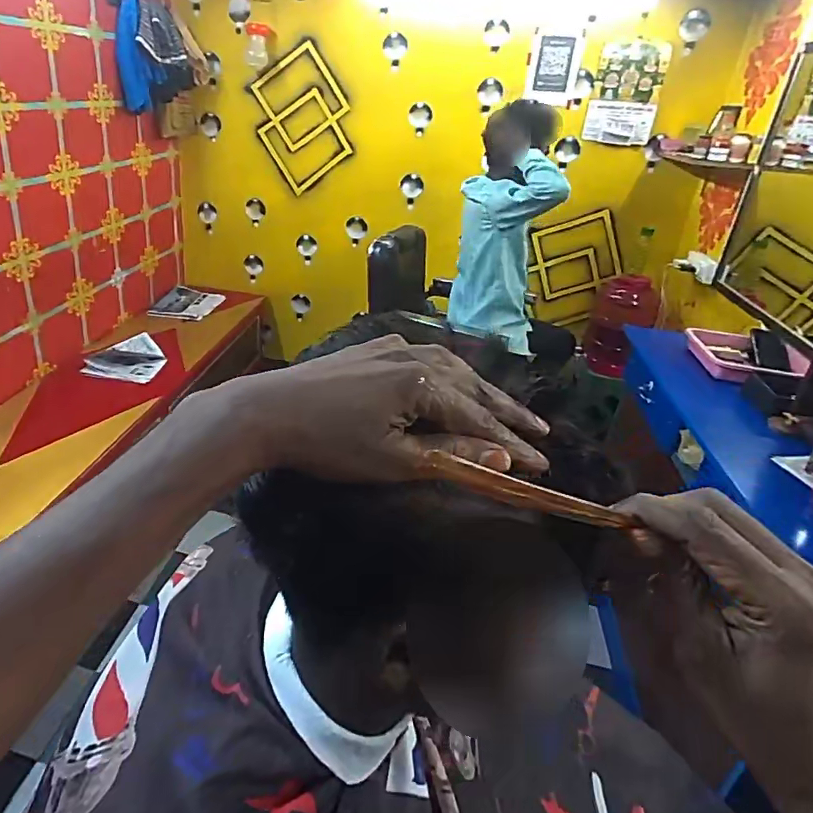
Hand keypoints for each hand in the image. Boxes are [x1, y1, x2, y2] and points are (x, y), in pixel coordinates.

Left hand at [196, 334, 549, 481]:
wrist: (269, 409)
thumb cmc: (330, 442)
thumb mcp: (392, 458)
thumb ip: (450, 455)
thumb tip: (504, 459)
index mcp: (424, 382)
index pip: (480, 420)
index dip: (513, 445)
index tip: (544, 466)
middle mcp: (417, 355)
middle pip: (473, 388)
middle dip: (508, 413)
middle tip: (543, 433)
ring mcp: (394, 346)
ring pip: (454, 368)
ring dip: (482, 392)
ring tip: (509, 410)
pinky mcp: (376, 347)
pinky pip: (429, 357)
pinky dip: (453, 374)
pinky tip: (457, 380)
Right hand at [606, 490, 812, 798]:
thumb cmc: (754, 721)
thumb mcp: (699, 653)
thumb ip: (672, 585)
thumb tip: (638, 534)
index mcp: (781, 597)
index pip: (705, 524)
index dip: (652, 510)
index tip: (612, 514)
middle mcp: (804, 572)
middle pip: (720, 507)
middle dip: (665, 507)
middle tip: (626, 526)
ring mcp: (811, 572)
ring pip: (732, 513)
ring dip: (683, 516)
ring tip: (647, 536)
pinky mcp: (807, 577)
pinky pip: (746, 533)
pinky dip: (705, 532)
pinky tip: (682, 550)